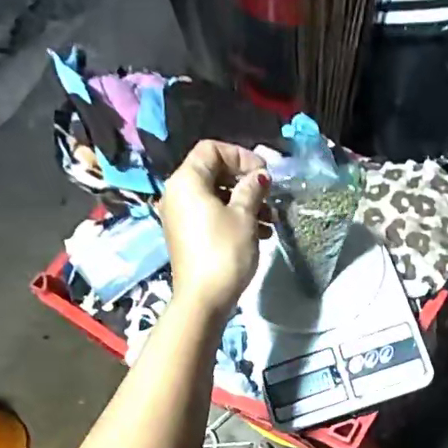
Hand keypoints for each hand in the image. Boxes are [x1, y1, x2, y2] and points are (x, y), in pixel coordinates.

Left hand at [157, 139, 270, 314]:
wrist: (204, 297)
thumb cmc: (225, 252)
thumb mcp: (244, 217)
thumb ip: (252, 190)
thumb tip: (259, 176)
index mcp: (187, 180)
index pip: (211, 149)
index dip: (241, 156)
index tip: (265, 174)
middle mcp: (178, 192)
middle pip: (213, 172)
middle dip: (244, 181)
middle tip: (270, 197)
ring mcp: (180, 214)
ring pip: (214, 195)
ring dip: (243, 202)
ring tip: (269, 220)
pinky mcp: (187, 234)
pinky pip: (210, 214)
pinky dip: (233, 216)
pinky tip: (257, 233)